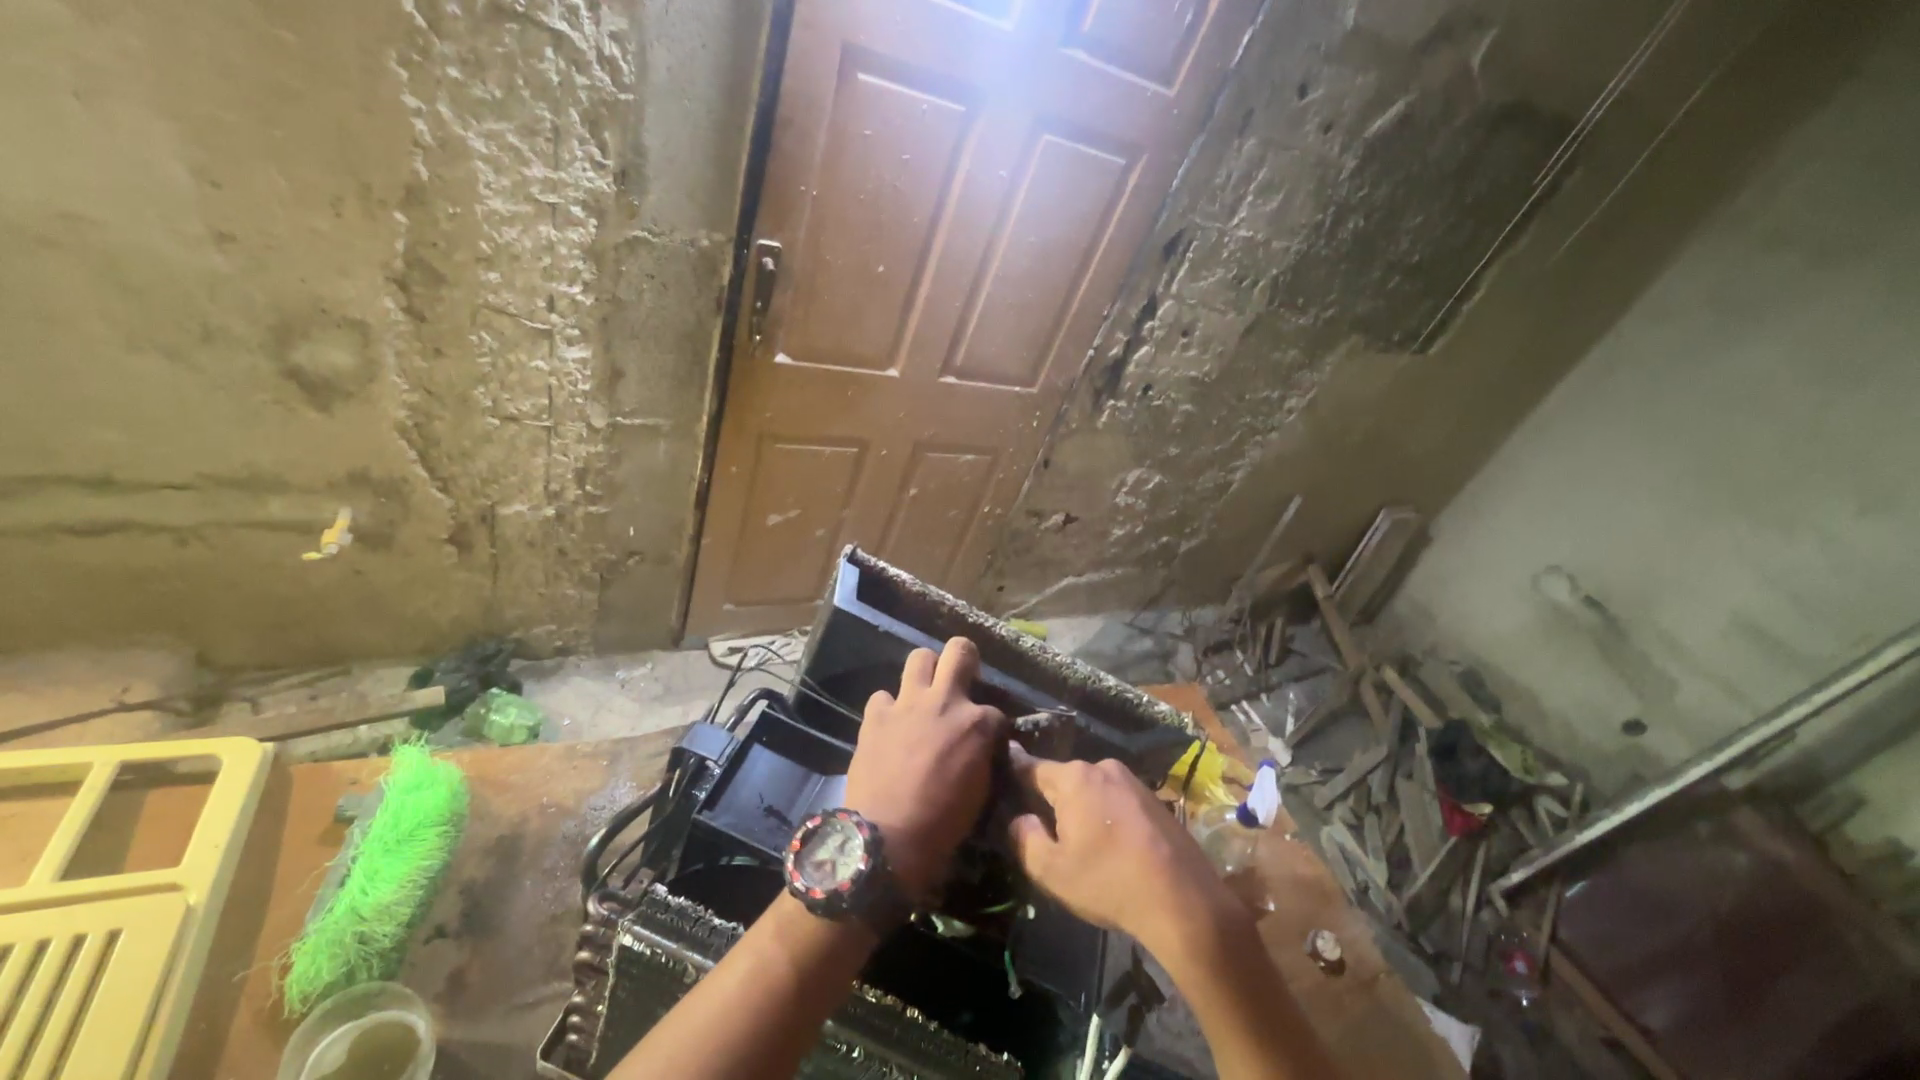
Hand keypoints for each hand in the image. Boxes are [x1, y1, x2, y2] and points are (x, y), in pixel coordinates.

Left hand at [843, 638, 1006, 896]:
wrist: (888, 836)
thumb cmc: (943, 824)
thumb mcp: (980, 790)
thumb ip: (983, 757)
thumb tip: (982, 748)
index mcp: (977, 723)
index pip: (997, 711)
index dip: (993, 728)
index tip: (987, 742)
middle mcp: (945, 701)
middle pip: (960, 650)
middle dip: (965, 658)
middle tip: (962, 676)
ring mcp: (907, 704)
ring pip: (919, 657)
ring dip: (925, 671)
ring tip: (924, 692)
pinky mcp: (875, 715)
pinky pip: (883, 696)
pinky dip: (889, 708)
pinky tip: (890, 725)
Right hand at [1006, 744, 1242, 954]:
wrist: (1183, 901)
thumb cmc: (1108, 882)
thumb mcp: (1052, 871)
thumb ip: (1025, 839)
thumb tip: (1020, 819)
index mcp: (1075, 778)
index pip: (1032, 768)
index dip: (1014, 774)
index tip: (1002, 774)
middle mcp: (1104, 768)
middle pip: (1065, 780)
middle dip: (1052, 801)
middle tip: (1044, 833)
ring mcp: (1135, 783)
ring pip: (1094, 792)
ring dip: (1084, 812)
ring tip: (1081, 846)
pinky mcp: (1157, 802)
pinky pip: (1119, 804)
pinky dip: (1109, 819)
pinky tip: (1113, 849)